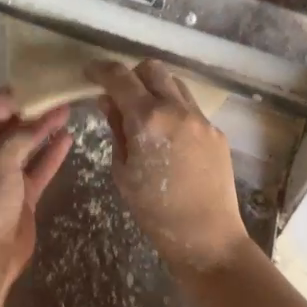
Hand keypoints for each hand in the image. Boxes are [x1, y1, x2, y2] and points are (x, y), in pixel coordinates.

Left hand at [0, 92, 73, 293]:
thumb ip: (24, 134)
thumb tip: (48, 113)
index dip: (19, 90)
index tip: (44, 74)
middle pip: (16, 124)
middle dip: (37, 107)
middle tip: (64, 88)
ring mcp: (9, 176)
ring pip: (31, 145)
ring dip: (48, 128)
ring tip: (71, 108)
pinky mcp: (26, 196)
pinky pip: (41, 168)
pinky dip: (54, 154)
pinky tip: (70, 138)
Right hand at [87, 60, 249, 276]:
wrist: (208, 238)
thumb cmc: (156, 212)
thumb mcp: (123, 172)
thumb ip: (116, 131)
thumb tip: (108, 102)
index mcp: (147, 119)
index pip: (120, 77)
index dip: (101, 70)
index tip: (90, 72)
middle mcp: (176, 109)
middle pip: (151, 69)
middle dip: (131, 75)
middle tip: (120, 95)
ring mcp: (201, 119)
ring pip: (174, 84)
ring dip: (155, 89)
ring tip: (146, 115)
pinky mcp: (216, 132)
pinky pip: (190, 108)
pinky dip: (174, 111)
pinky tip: (169, 138)